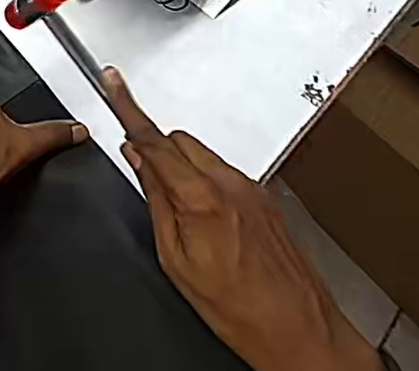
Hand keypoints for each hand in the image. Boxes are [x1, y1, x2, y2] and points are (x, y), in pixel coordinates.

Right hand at [104, 67, 379, 370]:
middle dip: (157, 151)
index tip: (114, 81)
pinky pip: (221, 170)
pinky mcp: (263, 194)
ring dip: (182, 169)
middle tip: (151, 187)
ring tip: (189, 221)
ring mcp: (250, 186)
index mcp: (202, 198)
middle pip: (177, 140)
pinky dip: (205, 182)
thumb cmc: (242, 313)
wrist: (305, 337)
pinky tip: (213, 225)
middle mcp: (229, 183)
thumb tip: (137, 158)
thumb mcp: (177, 261)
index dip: (127, 107)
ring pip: (199, 153)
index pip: (154, 140)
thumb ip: (154, 198)